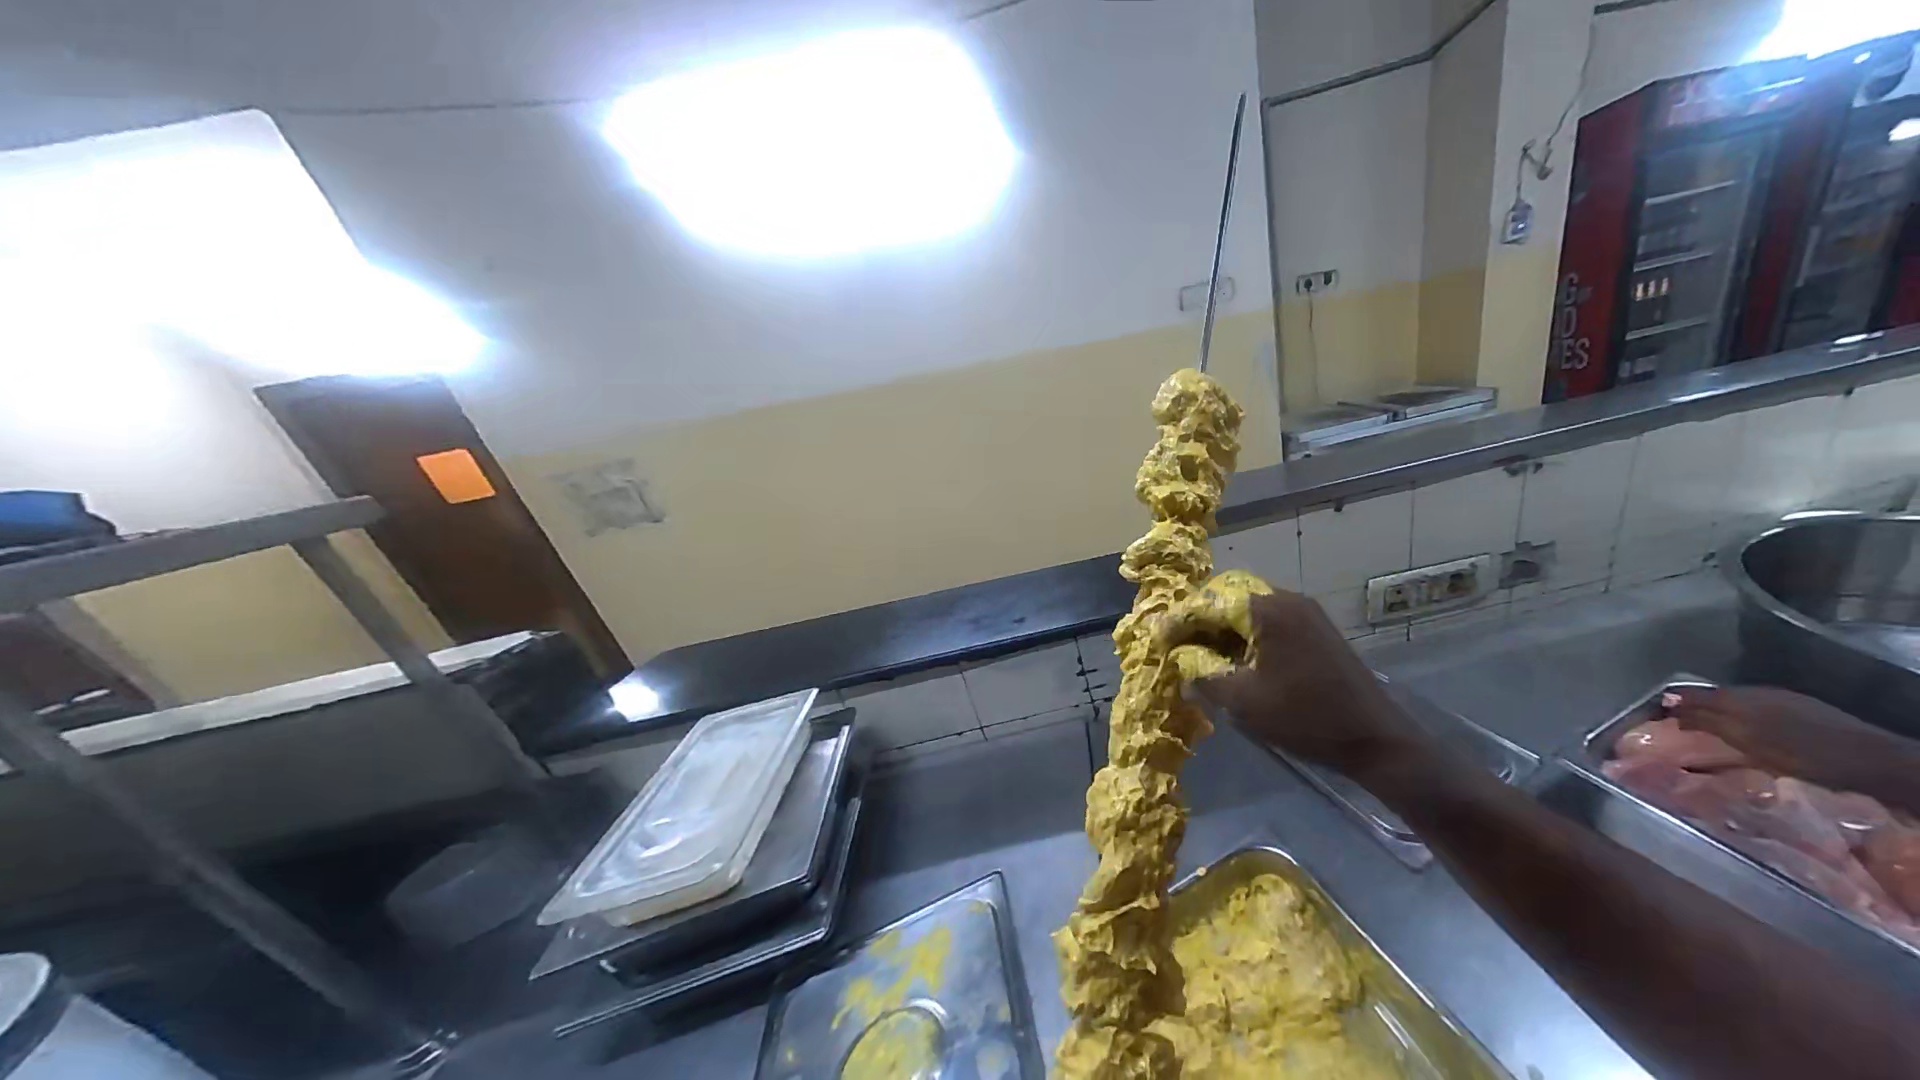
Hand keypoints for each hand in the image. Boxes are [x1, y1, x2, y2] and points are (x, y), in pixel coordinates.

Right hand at [1188, 590, 1420, 777]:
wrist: (1377, 740)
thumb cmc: (1306, 718)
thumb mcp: (1243, 700)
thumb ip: (1202, 673)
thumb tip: (1178, 660)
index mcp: (1267, 610)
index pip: (1207, 602)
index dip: (1178, 621)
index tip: (1157, 640)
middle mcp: (1286, 599)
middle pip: (1227, 596)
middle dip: (1199, 618)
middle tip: (1178, 645)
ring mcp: (1305, 612)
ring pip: (1247, 606)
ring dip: (1221, 626)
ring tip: (1201, 654)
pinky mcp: (1315, 628)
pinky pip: (1267, 618)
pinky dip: (1244, 632)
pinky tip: (1234, 658)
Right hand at [1668, 685, 1919, 809]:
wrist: (1878, 762)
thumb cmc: (1804, 755)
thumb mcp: (1748, 741)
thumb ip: (1707, 720)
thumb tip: (1668, 703)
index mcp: (1738, 696)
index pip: (1691, 694)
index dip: (1671, 703)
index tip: (1654, 717)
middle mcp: (1757, 692)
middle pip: (1713, 697)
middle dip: (1694, 708)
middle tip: (1679, 726)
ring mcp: (1785, 700)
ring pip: (1737, 704)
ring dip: (1720, 715)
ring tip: (1711, 732)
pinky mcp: (1805, 712)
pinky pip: (1760, 711)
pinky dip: (1745, 721)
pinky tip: (1750, 735)